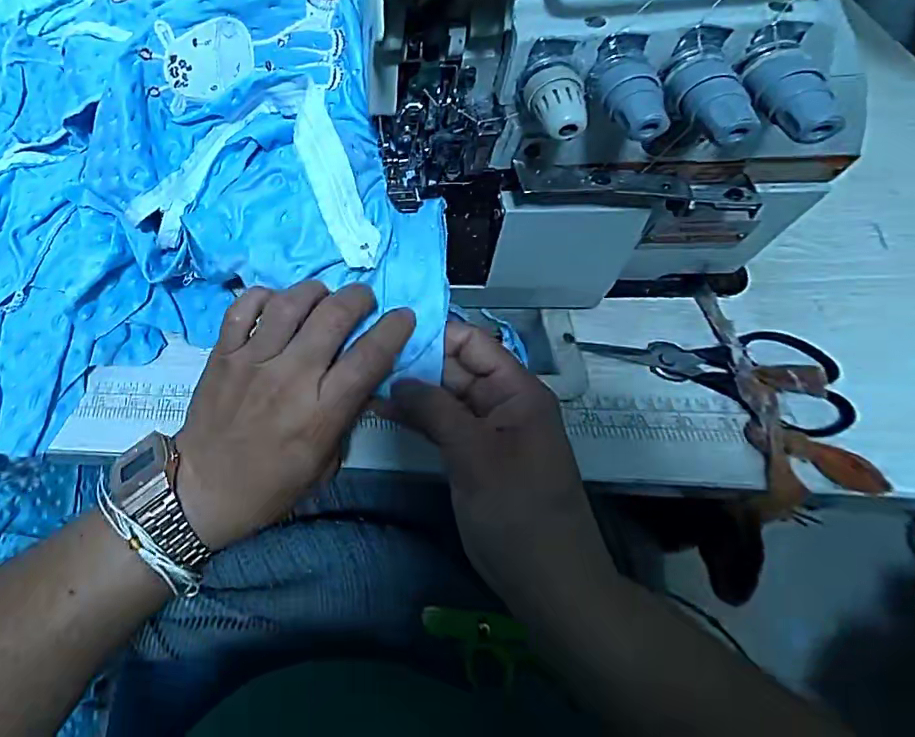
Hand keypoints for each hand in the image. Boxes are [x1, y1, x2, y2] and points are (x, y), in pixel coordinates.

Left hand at [174, 280, 413, 550]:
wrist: (203, 489)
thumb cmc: (271, 485)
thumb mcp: (324, 463)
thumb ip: (347, 417)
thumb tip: (366, 379)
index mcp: (320, 412)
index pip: (368, 357)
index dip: (392, 329)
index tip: (403, 315)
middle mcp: (290, 377)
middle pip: (333, 316)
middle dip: (358, 298)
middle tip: (362, 299)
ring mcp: (253, 360)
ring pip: (291, 302)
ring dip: (315, 291)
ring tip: (323, 295)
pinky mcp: (223, 352)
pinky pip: (244, 307)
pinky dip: (264, 295)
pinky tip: (276, 301)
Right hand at [379, 322, 613, 604]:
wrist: (549, 584)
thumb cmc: (518, 512)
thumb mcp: (475, 455)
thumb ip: (435, 410)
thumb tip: (397, 378)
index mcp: (516, 390)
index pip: (472, 343)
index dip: (433, 333)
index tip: (388, 330)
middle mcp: (502, 401)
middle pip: (455, 366)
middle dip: (414, 360)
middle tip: (365, 355)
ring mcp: (487, 430)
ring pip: (445, 396)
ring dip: (411, 390)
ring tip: (365, 379)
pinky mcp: (474, 455)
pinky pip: (443, 424)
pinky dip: (417, 417)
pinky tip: (383, 410)